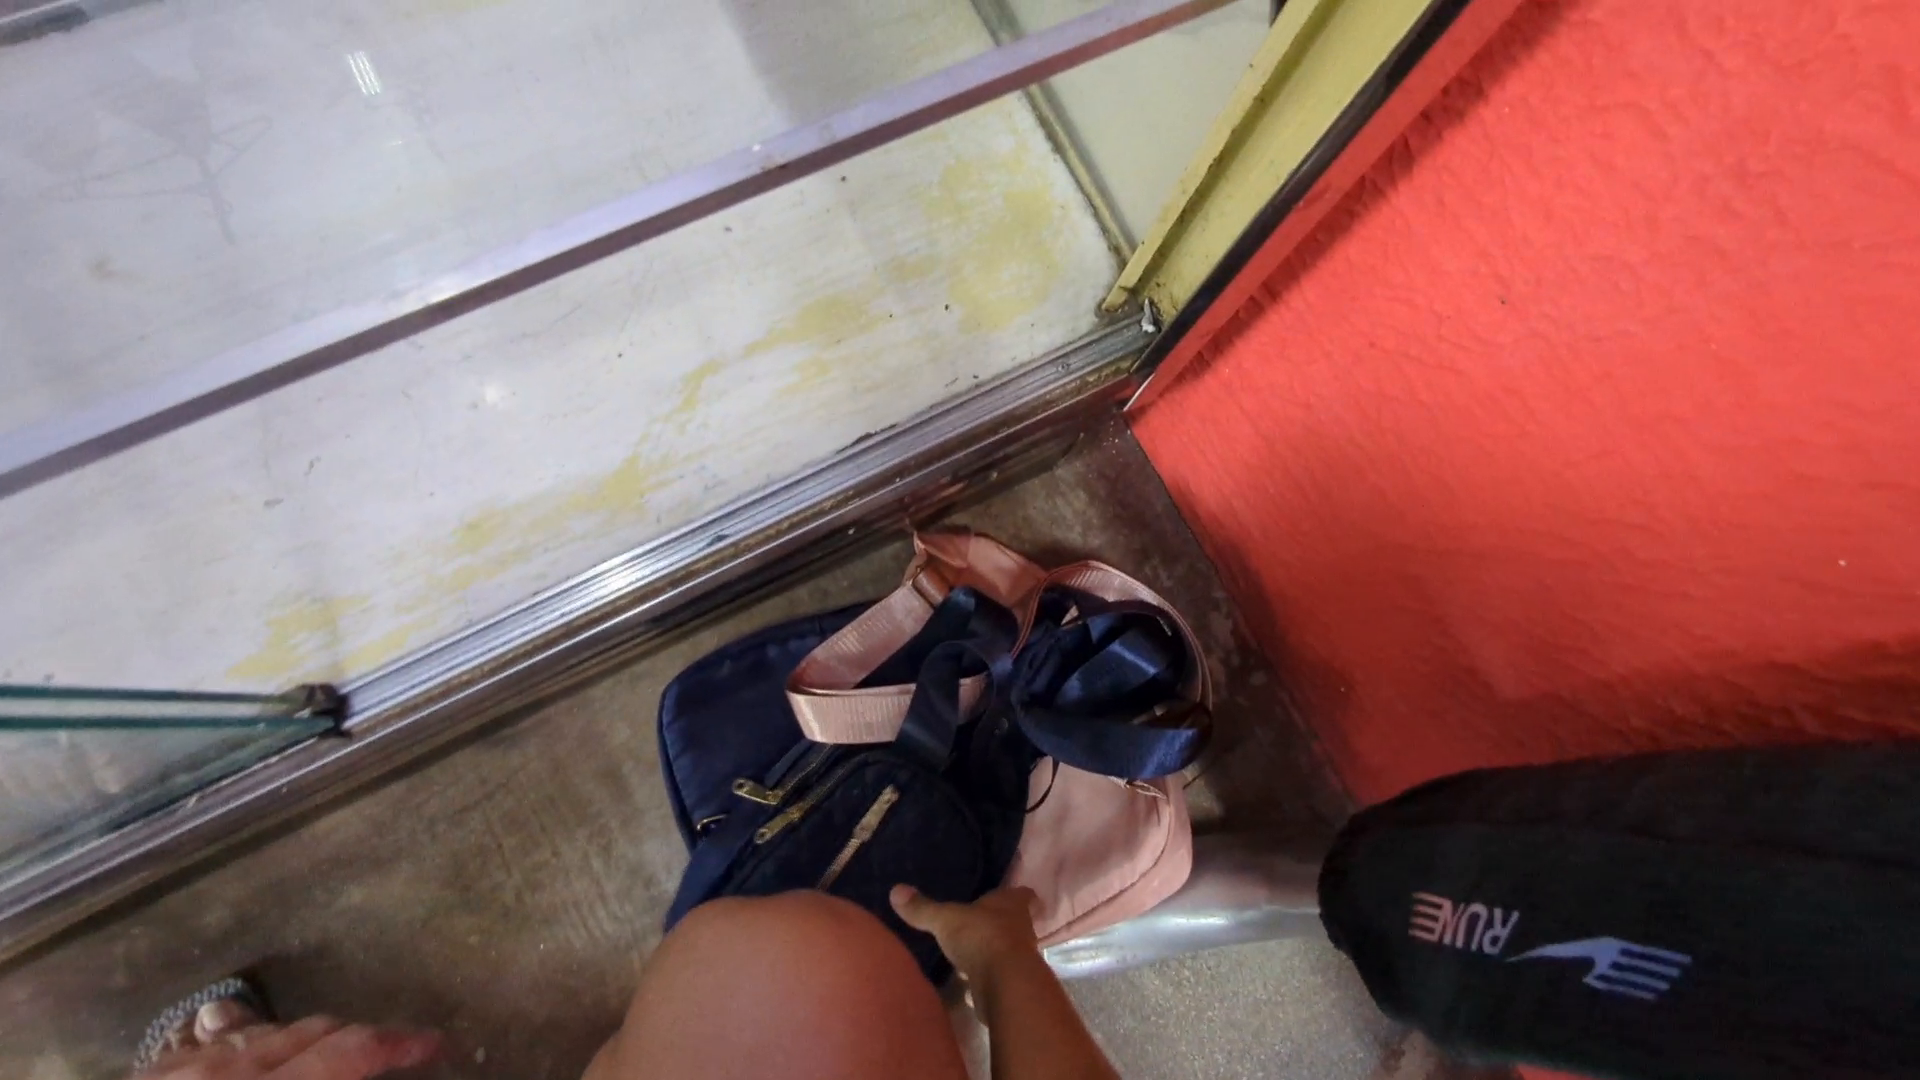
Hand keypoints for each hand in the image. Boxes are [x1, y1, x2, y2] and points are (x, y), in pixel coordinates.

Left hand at [135, 1008, 440, 1079]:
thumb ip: (325, 1076)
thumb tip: (371, 1071)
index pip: (350, 1050)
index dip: (403, 1043)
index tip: (438, 1045)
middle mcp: (225, 1071)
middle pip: (312, 1032)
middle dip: (357, 1038)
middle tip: (388, 1056)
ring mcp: (179, 1072)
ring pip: (262, 1031)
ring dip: (304, 1037)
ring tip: (330, 1045)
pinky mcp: (147, 1079)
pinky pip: (203, 1044)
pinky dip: (240, 1041)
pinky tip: (244, 1043)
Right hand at [889, 884, 1039, 982]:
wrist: (1004, 985)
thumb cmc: (981, 937)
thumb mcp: (945, 919)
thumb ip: (923, 908)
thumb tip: (896, 890)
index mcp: (1012, 904)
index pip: (1023, 894)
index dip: (1018, 894)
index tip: (1011, 895)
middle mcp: (1021, 928)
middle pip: (1015, 922)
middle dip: (1000, 923)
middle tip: (980, 922)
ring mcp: (1020, 959)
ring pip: (1007, 950)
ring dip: (992, 952)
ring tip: (970, 952)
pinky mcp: (1013, 986)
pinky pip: (998, 978)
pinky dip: (986, 979)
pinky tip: (969, 983)